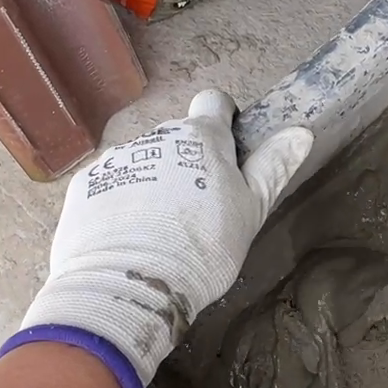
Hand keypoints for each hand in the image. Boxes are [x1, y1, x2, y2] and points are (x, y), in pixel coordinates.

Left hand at [11, 91, 312, 387]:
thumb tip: (301, 131)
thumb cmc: (204, 247)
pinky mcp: (85, 184)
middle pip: (177, 136)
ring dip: (153, 180)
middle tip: (195, 207)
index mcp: (201, 137)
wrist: (128, 285)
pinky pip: (111, 182)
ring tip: (157, 227)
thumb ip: (273, 167)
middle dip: (186, 160)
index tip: (226, 155)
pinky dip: (121, 200)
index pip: (214, 102)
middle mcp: (157, 135)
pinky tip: (127, 235)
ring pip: (144, 160)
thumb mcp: (251, 210)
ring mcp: (117, 158)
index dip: (222, 122)